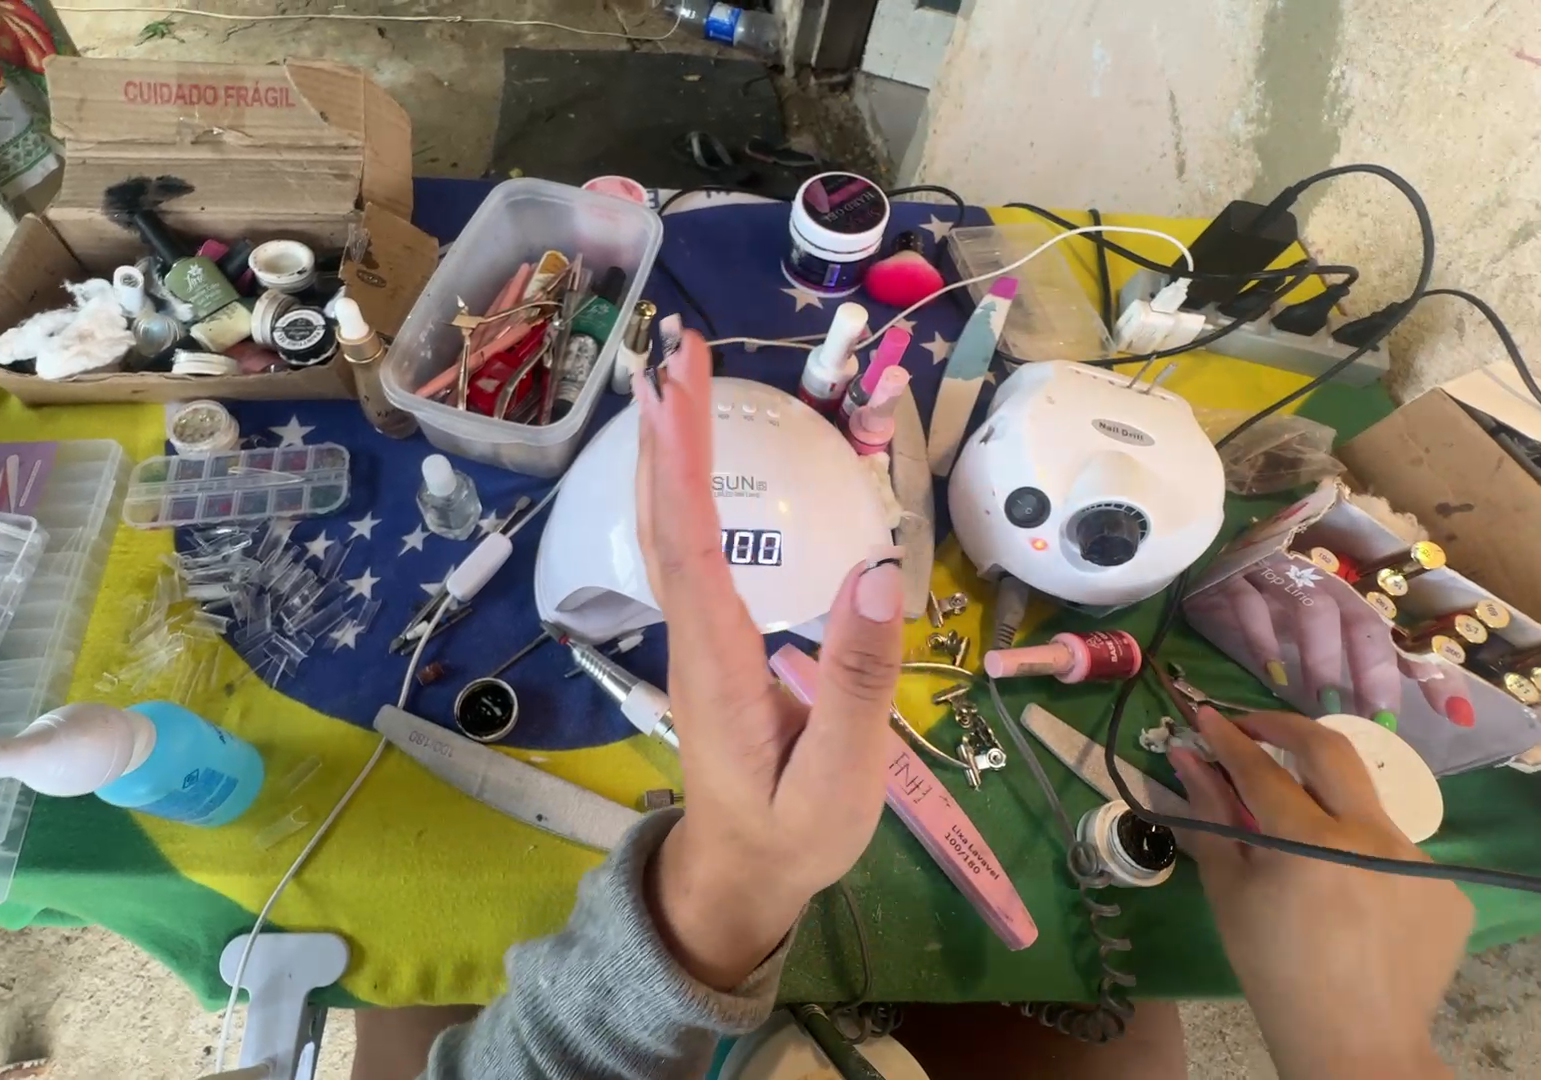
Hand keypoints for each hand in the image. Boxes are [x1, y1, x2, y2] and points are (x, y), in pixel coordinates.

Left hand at [631, 328, 903, 990]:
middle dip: (665, 430)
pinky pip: (681, 550)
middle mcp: (690, 632)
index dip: (683, 455)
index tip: (678, 381)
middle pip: (663, 517)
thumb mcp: (840, 781)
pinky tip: (690, 467)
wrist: (739, 871)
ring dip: (664, 454)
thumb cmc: (790, 833)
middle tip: (673, 352)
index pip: (690, 540)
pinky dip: (678, 493)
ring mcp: (690, 634)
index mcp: (718, 658)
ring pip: (663, 530)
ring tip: (673, 386)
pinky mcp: (704, 637)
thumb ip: (857, 683)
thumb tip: (878, 572)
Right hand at [1170, 709, 1470, 1078]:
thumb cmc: (1268, 959)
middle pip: (1330, 751)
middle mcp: (1374, 839)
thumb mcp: (1227, 880)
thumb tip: (1186, 755)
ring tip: (1286, 813)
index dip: (1226, 736)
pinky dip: (1350, 839)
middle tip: (1248, 724)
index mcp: (1311, 843)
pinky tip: (1333, 873)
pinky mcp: (1445, 885)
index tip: (1203, 712)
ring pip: (1359, 799)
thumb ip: (1210, 810)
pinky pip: (1387, 841)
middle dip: (1282, 725)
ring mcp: (1421, 861)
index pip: (1260, 768)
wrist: (1355, 1038)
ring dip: (1316, 790)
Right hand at [1189, 567, 1473, 726]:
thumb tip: (1432, 689)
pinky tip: (1272, 672)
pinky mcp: (1233, 577)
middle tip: (1377, 717)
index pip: (1402, 633)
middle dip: (1374, 670)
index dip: (1431, 669)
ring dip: (1323, 659)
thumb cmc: (1267, 594)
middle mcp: (1319, 581)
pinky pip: (1251, 606)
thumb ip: (1366, 648)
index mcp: (1345, 593)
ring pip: (1313, 611)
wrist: (1207, 554)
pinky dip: (1264, 639)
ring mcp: (1275, 575)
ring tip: (1325, 702)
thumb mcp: (1319, 621)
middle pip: (1361, 621)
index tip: (1455, 715)